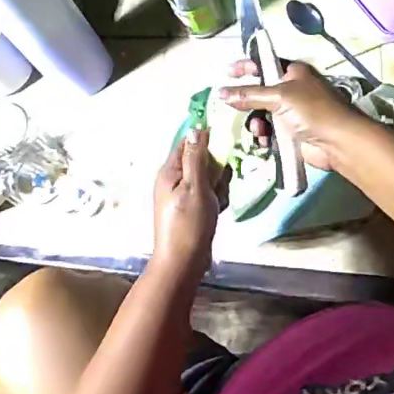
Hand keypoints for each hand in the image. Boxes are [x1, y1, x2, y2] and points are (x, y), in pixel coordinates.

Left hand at [151, 127, 225, 273]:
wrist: (183, 263)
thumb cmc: (189, 224)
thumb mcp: (195, 187)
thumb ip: (196, 158)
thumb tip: (195, 129)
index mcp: (169, 171)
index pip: (188, 143)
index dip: (206, 141)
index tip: (225, 146)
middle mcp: (172, 180)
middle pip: (200, 160)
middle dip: (215, 170)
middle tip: (218, 185)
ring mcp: (181, 195)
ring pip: (207, 178)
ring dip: (217, 187)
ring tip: (217, 201)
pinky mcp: (190, 209)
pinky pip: (207, 194)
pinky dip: (215, 200)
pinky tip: (217, 211)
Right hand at [218, 60, 370, 173]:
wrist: (338, 141)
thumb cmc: (311, 110)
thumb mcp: (278, 96)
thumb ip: (248, 94)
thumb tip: (221, 93)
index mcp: (293, 72)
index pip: (265, 63)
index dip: (247, 66)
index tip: (228, 72)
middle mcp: (292, 89)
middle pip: (260, 92)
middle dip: (248, 102)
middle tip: (235, 107)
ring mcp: (292, 112)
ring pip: (262, 114)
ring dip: (256, 122)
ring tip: (259, 130)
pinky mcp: (292, 132)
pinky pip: (269, 131)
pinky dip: (264, 135)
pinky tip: (264, 141)